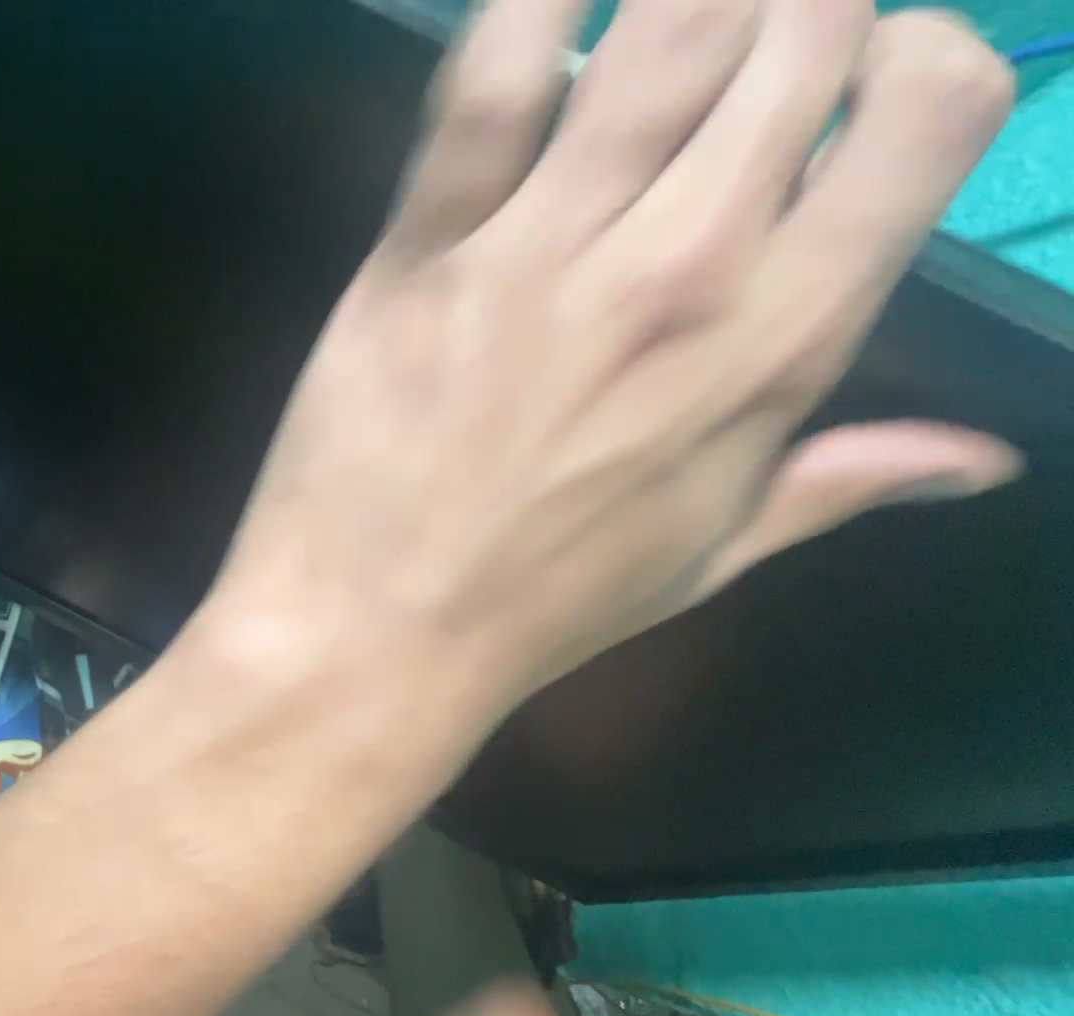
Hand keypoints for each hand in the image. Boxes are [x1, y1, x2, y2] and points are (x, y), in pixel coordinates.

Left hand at [206, 0, 1018, 736]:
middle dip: (783, 0)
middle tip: (730, 29)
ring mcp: (542, 251)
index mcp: (782, 344)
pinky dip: (519, 10)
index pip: (927, 113)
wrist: (373, 626)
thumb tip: (969, 458)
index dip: (904, 54)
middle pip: (792, 35)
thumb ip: (832, 485)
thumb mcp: (701, 560)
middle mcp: (682, 269)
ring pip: (661, 29)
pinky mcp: (422, 252)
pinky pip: (485, 88)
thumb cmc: (533, 605)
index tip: (846, 69)